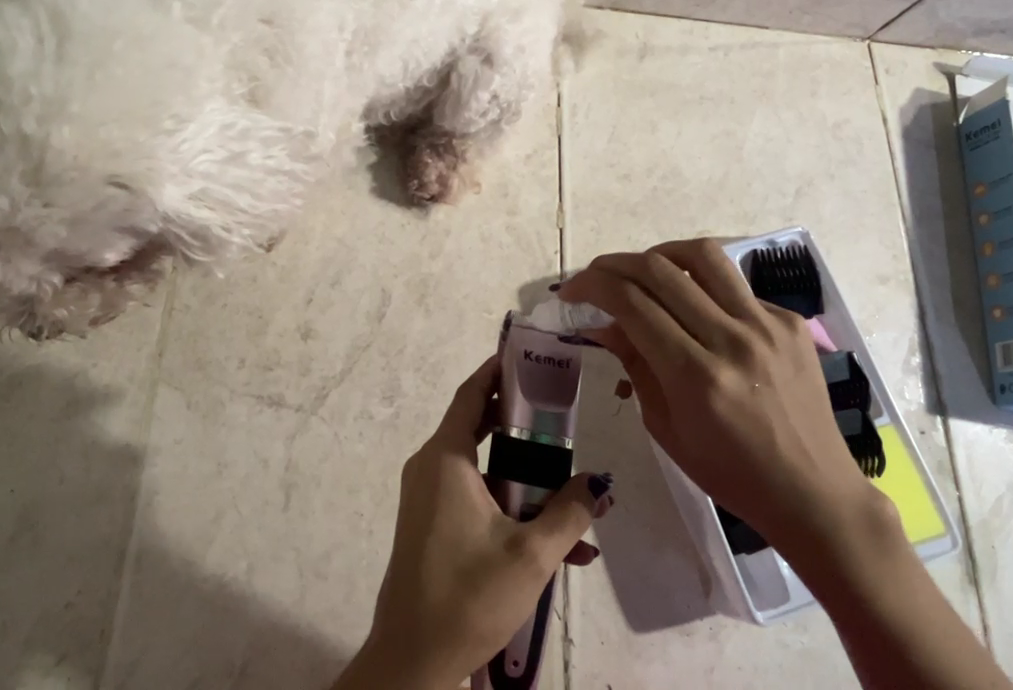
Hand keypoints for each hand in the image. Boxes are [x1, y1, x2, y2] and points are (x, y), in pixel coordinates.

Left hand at [333, 356, 612, 689]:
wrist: (414, 656)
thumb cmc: (469, 594)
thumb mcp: (532, 553)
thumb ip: (569, 512)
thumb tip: (598, 483)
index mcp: (446, 459)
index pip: (470, 395)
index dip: (497, 372)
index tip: (526, 355)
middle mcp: (430, 467)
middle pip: (478, 427)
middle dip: (522, 423)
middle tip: (562, 414)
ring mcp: (427, 497)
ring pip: (482, 468)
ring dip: (525, 478)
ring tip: (572, 491)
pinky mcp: (430, 524)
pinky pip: (474, 498)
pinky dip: (509, 506)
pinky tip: (557, 543)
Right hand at [559, 238, 885, 555]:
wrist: (813, 492)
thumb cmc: (730, 474)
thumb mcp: (665, 428)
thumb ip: (635, 365)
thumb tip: (603, 324)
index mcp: (695, 375)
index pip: (631, 303)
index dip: (592, 285)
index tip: (572, 290)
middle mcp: (732, 339)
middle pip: (660, 270)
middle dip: (615, 265)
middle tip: (595, 276)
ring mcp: (767, 325)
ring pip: (703, 256)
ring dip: (660, 254)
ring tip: (643, 270)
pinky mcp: (790, 322)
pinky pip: (735, 285)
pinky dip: (702, 285)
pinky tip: (695, 308)